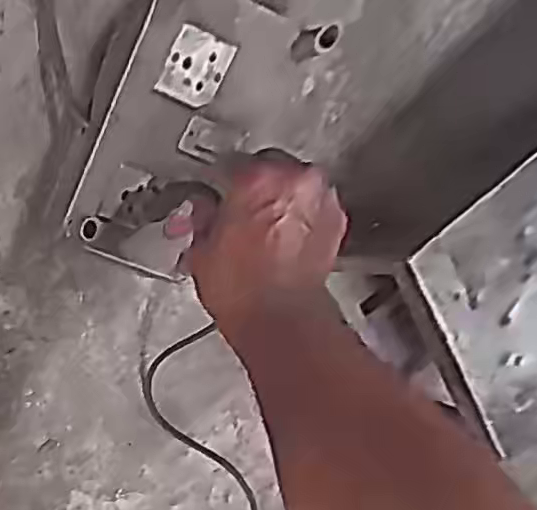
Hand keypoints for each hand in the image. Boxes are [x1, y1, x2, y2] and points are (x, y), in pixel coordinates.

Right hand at [186, 150, 347, 329]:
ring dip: (276, 202)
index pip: (229, 164)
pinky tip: (277, 242)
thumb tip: (202, 211)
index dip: (214, 184)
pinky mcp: (334, 220)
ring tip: (256, 233)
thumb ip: (202, 221)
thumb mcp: (202, 254)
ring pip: (293, 186)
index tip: (208, 196)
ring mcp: (319, 198)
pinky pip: (311, 207)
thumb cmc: (244, 291)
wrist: (279, 318)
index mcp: (257, 180)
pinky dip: (296, 218)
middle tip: (231, 216)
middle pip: (268, 168)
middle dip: (249, 190)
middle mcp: (294, 180)